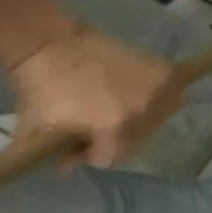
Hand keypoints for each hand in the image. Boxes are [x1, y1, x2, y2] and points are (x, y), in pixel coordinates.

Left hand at [10, 26, 180, 167]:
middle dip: (117, 139)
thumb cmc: (42, 88)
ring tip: (118, 113)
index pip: (112, 158)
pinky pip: (171, 96)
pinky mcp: (167, 72)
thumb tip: (68, 167)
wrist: (53, 46)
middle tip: (97, 131)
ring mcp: (160, 89)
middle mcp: (146, 110)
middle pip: (138, 141)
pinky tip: (135, 96)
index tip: (77, 149)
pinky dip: (157, 100)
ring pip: (159, 120)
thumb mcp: (40, 128)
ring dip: (140, 121)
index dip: (91, 156)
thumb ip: (60, 152)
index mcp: (115, 126)